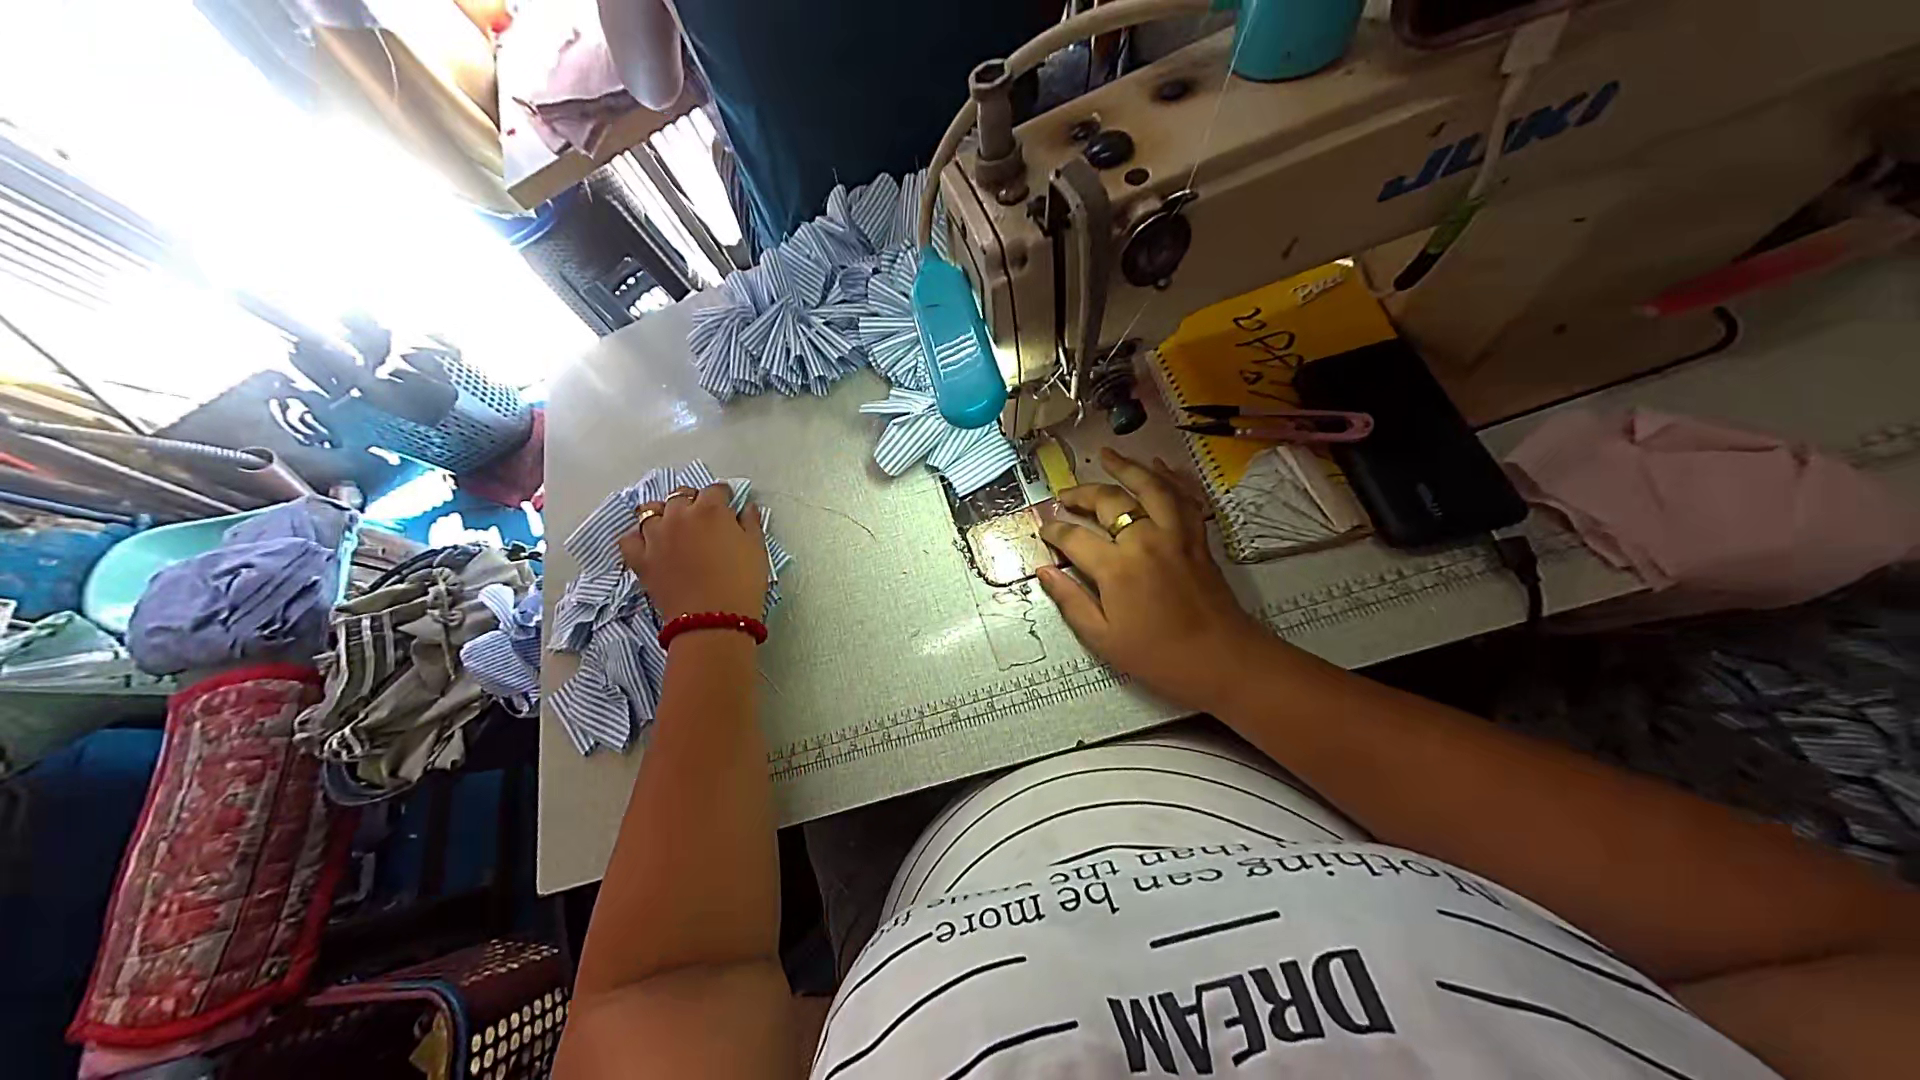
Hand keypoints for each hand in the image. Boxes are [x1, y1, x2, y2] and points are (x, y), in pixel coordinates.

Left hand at [618, 484, 769, 621]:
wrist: (713, 620)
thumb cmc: (742, 582)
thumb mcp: (757, 549)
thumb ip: (750, 522)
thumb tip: (745, 507)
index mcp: (710, 510)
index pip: (715, 490)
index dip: (723, 496)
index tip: (728, 503)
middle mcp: (678, 515)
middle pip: (680, 496)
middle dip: (692, 501)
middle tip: (702, 517)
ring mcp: (655, 536)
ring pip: (650, 511)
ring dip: (663, 514)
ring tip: (673, 527)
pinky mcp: (640, 558)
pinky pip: (629, 538)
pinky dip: (638, 537)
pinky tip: (649, 543)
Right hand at [1038, 447, 1276, 713]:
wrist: (1222, 660)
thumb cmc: (1158, 656)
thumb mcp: (1104, 638)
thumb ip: (1071, 601)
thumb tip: (1044, 571)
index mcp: (1117, 568)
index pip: (1075, 538)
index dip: (1054, 531)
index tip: (1044, 529)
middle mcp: (1145, 540)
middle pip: (1109, 501)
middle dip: (1081, 494)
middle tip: (1064, 495)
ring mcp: (1175, 534)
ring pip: (1149, 486)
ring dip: (1127, 467)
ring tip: (1107, 456)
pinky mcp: (1197, 537)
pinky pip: (1185, 496)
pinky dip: (1172, 477)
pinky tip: (1160, 466)